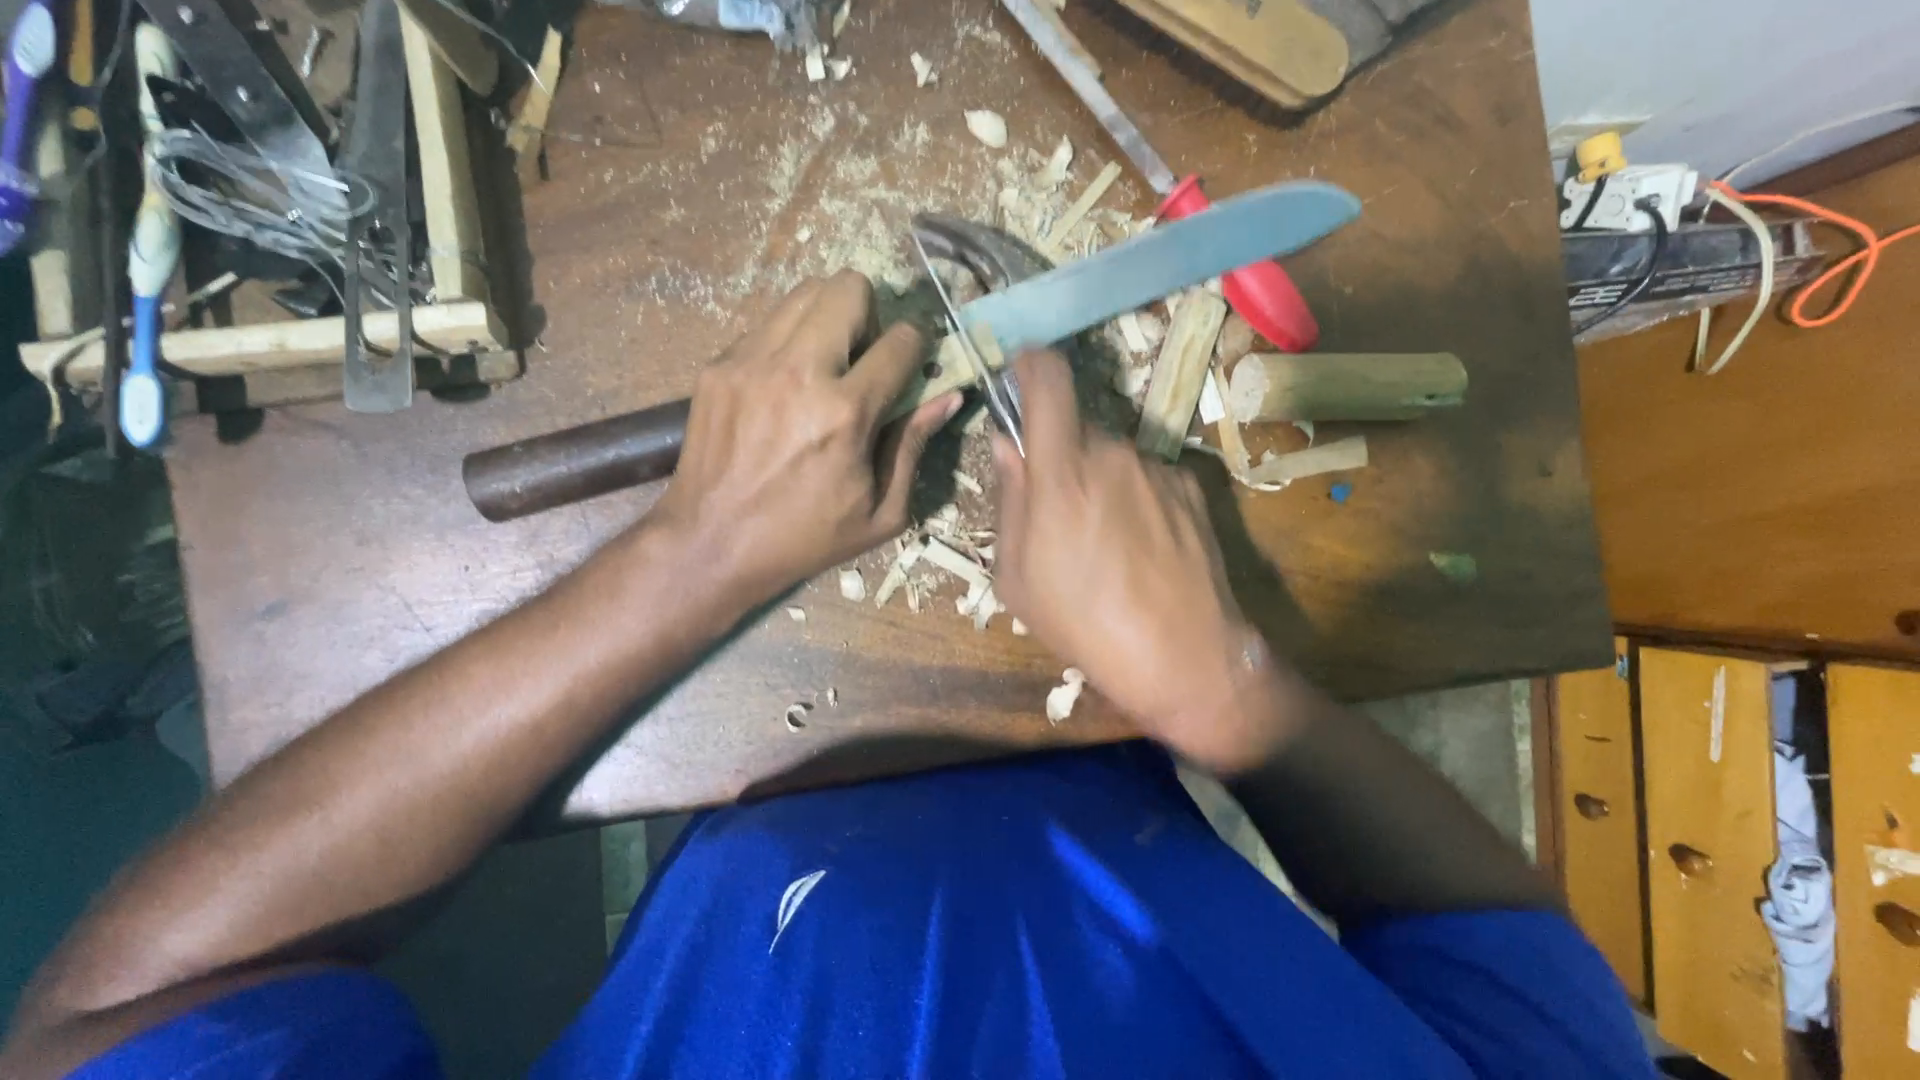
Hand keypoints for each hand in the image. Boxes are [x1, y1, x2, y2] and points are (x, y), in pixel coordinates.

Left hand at [651, 272, 960, 608]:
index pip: (901, 340)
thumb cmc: (805, 537)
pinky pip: (768, 324)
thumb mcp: (881, 513)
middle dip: (871, 314)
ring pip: (805, 292)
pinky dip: (789, 341)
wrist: (710, 543)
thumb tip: (947, 396)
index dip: (917, 347)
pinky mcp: (718, 366)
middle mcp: (797, 372)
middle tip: (864, 355)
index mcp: (845, 413)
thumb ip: (913, 446)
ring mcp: (750, 362)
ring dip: (829, 318)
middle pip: (848, 288)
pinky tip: (785, 385)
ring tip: (826, 362)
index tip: (911, 364)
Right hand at [991, 350, 1296, 773]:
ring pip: (1113, 457)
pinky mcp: (1191, 488)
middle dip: (1060, 456)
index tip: (1021, 370)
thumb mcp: (1016, 576)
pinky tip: (1142, 550)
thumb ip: (1009, 499)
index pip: (1048, 381)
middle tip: (1056, 512)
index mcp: (1062, 473)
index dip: (1030, 365)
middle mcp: (1114, 455)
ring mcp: (1158, 469)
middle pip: (1077, 429)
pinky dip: (1135, 499)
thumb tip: (1009, 446)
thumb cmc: (1082, 623)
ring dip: (1099, 482)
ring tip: (1104, 545)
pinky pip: (1147, 478)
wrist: (1183, 656)